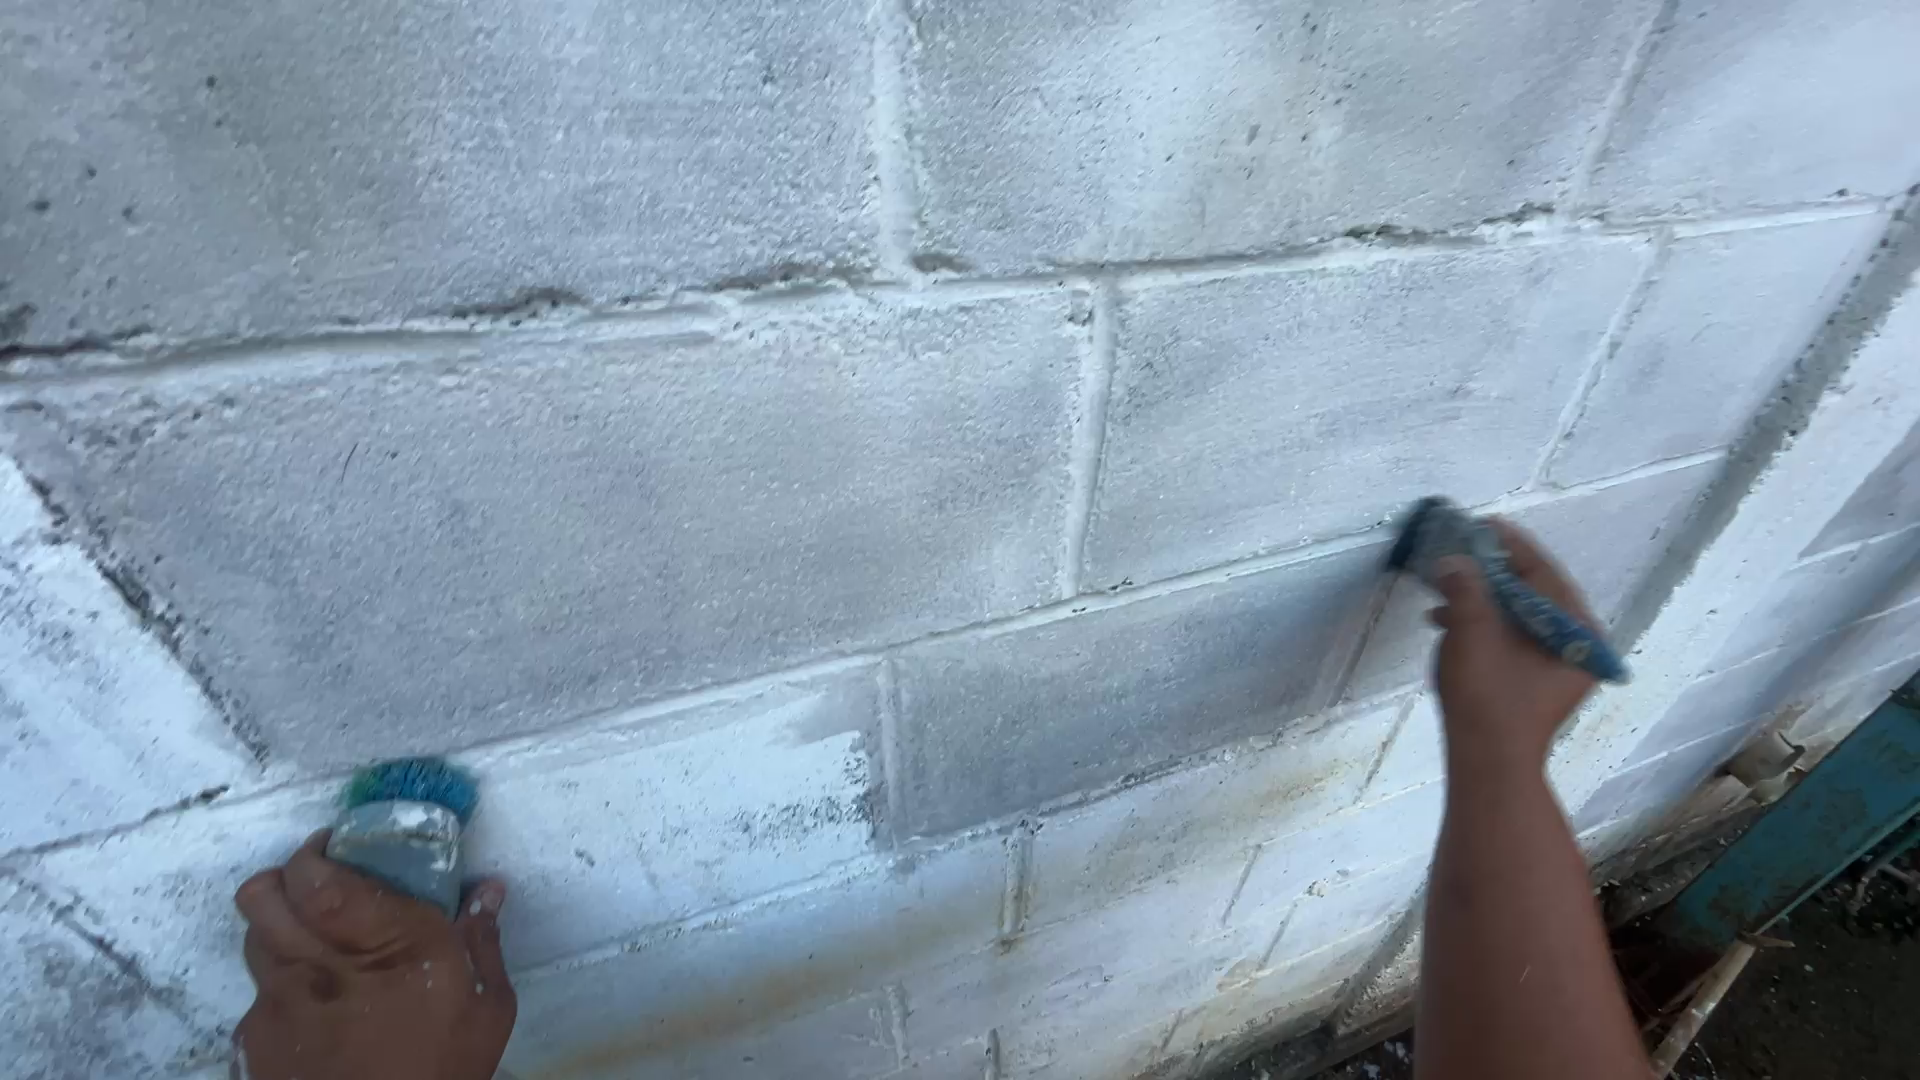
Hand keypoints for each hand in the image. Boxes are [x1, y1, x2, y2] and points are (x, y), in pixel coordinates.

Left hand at [231, 831, 515, 1079]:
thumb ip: (482, 939)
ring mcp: (278, 1008)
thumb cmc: (446, 1064)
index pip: (322, 884)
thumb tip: (488, 890)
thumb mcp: (489, 1002)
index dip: (317, 852)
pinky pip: (261, 987)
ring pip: (255, 937)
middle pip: (263, 899)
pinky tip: (322, 994)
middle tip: (324, 874)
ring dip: (282, 920)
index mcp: (390, 947)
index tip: (339, 841)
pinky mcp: (254, 1045)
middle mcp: (321, 969)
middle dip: (286, 874)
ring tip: (324, 929)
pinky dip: (284, 973)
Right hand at [1429, 519, 1598, 778]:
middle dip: (1491, 570)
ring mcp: (1558, 664)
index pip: (1543, 572)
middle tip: (1459, 550)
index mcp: (1577, 630)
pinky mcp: (1535, 679)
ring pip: (1519, 614)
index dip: (1509, 545)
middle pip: (1532, 592)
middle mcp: (1578, 644)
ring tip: (1444, 587)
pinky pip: (1511, 635)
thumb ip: (1464, 589)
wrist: (1489, 759)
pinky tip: (1447, 622)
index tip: (1480, 524)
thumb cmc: (1488, 695)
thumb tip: (1452, 561)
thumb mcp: (1471, 633)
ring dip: (1481, 596)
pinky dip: (1482, 622)